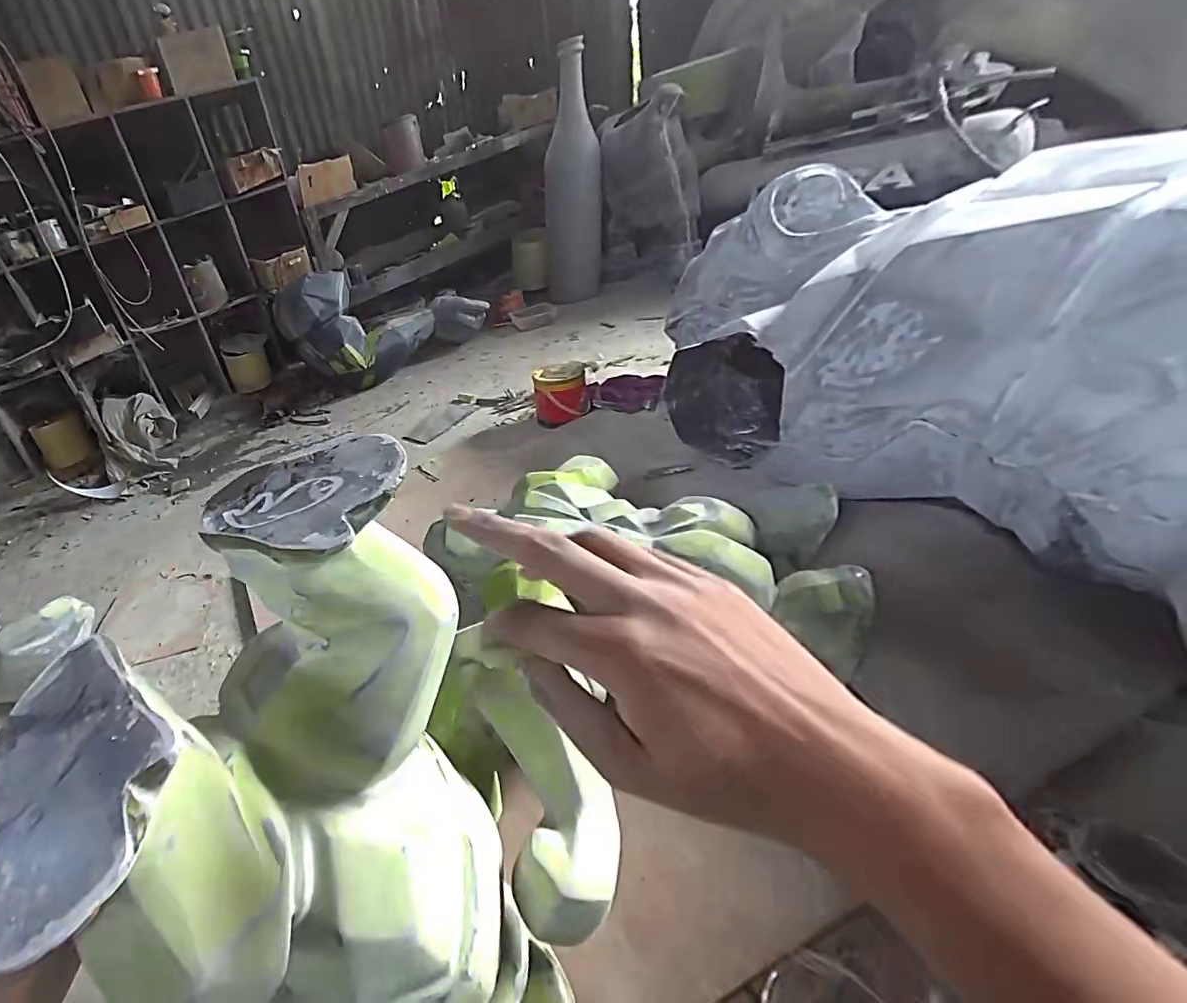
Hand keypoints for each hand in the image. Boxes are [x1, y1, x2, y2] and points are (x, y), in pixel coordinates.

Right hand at [444, 507, 983, 859]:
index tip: (493, 639)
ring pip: (595, 539)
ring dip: (552, 539)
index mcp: (618, 652)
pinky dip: (604, 554)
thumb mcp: (627, 768)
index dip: (500, 628)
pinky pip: (641, 552)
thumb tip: (529, 662)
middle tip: (458, 515)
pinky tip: (601, 573)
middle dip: (494, 529)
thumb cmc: (725, 782)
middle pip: (549, 548)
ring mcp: (681, 584)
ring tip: (529, 547)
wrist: (840, 767)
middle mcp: (642, 602)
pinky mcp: (713, 582)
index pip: (530, 620)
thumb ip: (563, 707)